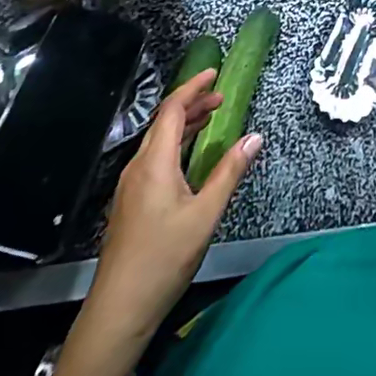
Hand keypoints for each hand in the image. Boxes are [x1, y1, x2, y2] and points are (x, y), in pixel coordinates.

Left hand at [92, 68, 259, 338]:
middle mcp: (139, 163)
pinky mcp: (131, 197)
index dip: (193, 87)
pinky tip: (189, 158)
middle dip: (192, 104)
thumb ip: (229, 173)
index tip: (213, 74)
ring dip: (184, 126)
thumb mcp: (205, 215)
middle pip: (165, 121)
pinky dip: (175, 146)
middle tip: (220, 98)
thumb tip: (254, 139)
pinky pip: (154, 158)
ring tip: (210, 120)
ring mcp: (131, 181)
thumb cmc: (165, 257)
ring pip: (159, 140)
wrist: (122, 301)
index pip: (173, 109)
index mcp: (155, 161)